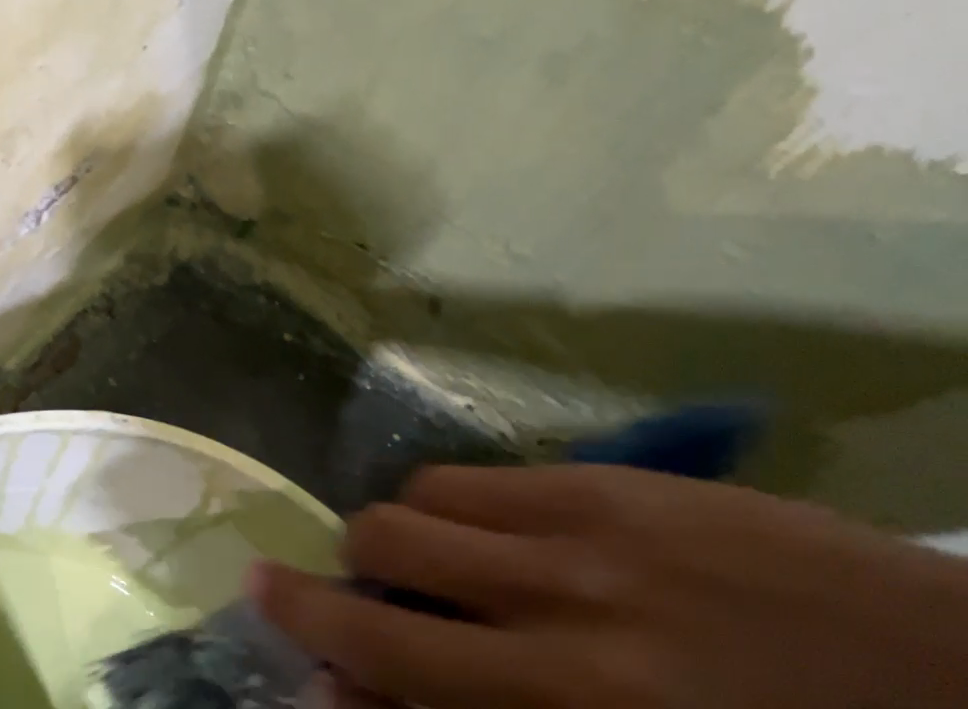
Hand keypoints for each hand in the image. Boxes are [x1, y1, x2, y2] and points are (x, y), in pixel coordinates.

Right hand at [250, 465, 967, 707]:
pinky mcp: (619, 481)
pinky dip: (462, 509)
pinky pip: (486, 477)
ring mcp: (587, 527)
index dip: (308, 627)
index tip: (264, 599)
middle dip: (349, 569)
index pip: (387, 655)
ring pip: (421, 497)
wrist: (960, 686)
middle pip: (381, 547)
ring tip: (439, 564)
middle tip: (368, 595)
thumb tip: (364, 688)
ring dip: (405, 534)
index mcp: (566, 700)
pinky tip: (502, 537)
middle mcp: (558, 604)